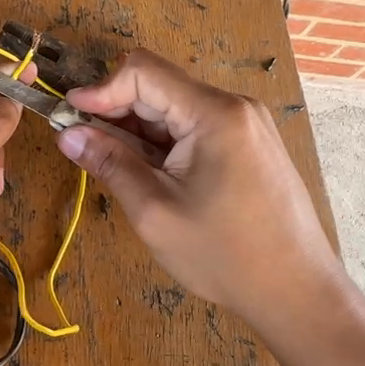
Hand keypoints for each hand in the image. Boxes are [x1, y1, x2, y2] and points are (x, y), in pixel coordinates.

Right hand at [55, 51, 341, 331]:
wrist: (298, 293)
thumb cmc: (225, 255)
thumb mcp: (155, 211)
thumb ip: (110, 164)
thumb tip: (67, 133)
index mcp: (214, 114)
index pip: (143, 72)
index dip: (99, 89)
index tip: (67, 115)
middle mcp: (234, 108)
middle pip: (158, 87)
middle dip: (114, 111)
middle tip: (81, 145)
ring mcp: (245, 126)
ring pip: (174, 109)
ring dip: (136, 130)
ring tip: (111, 166)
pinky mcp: (248, 146)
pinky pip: (193, 128)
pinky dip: (161, 142)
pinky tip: (146, 173)